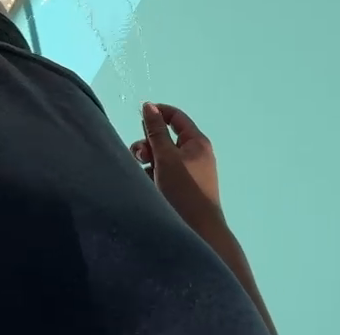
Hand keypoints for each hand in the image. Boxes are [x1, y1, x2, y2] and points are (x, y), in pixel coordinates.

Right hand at [131, 102, 224, 233]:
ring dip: (148, 159)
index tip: (139, 119)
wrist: (200, 233)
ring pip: (162, 155)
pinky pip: (163, 172)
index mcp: (196, 142)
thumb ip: (155, 131)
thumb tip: (149, 105)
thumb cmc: (183, 190)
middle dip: (148, 142)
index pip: (175, 117)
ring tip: (141, 172)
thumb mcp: (166, 157)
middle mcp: (194, 154)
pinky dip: (153, 174)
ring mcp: (189, 172)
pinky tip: (146, 185)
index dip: (157, 113)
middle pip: (166, 136)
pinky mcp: (182, 188)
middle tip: (140, 155)